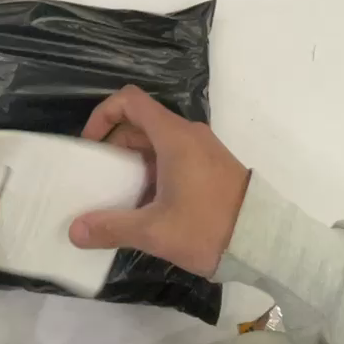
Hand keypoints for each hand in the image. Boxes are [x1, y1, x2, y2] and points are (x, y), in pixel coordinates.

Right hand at [68, 86, 248, 276]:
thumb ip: (113, 228)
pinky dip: (152, 170)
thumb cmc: (210, 227)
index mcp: (173, 136)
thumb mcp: (156, 232)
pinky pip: (172, 156)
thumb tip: (74, 231)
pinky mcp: (210, 166)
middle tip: (98, 178)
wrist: (269, 243)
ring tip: (117, 195)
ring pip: (156, 142)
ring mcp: (201, 149)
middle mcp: (187, 134)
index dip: (102, 115)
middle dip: (113, 146)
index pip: (129, 100)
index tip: (90, 146)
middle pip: (139, 123)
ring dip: (132, 162)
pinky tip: (146, 205)